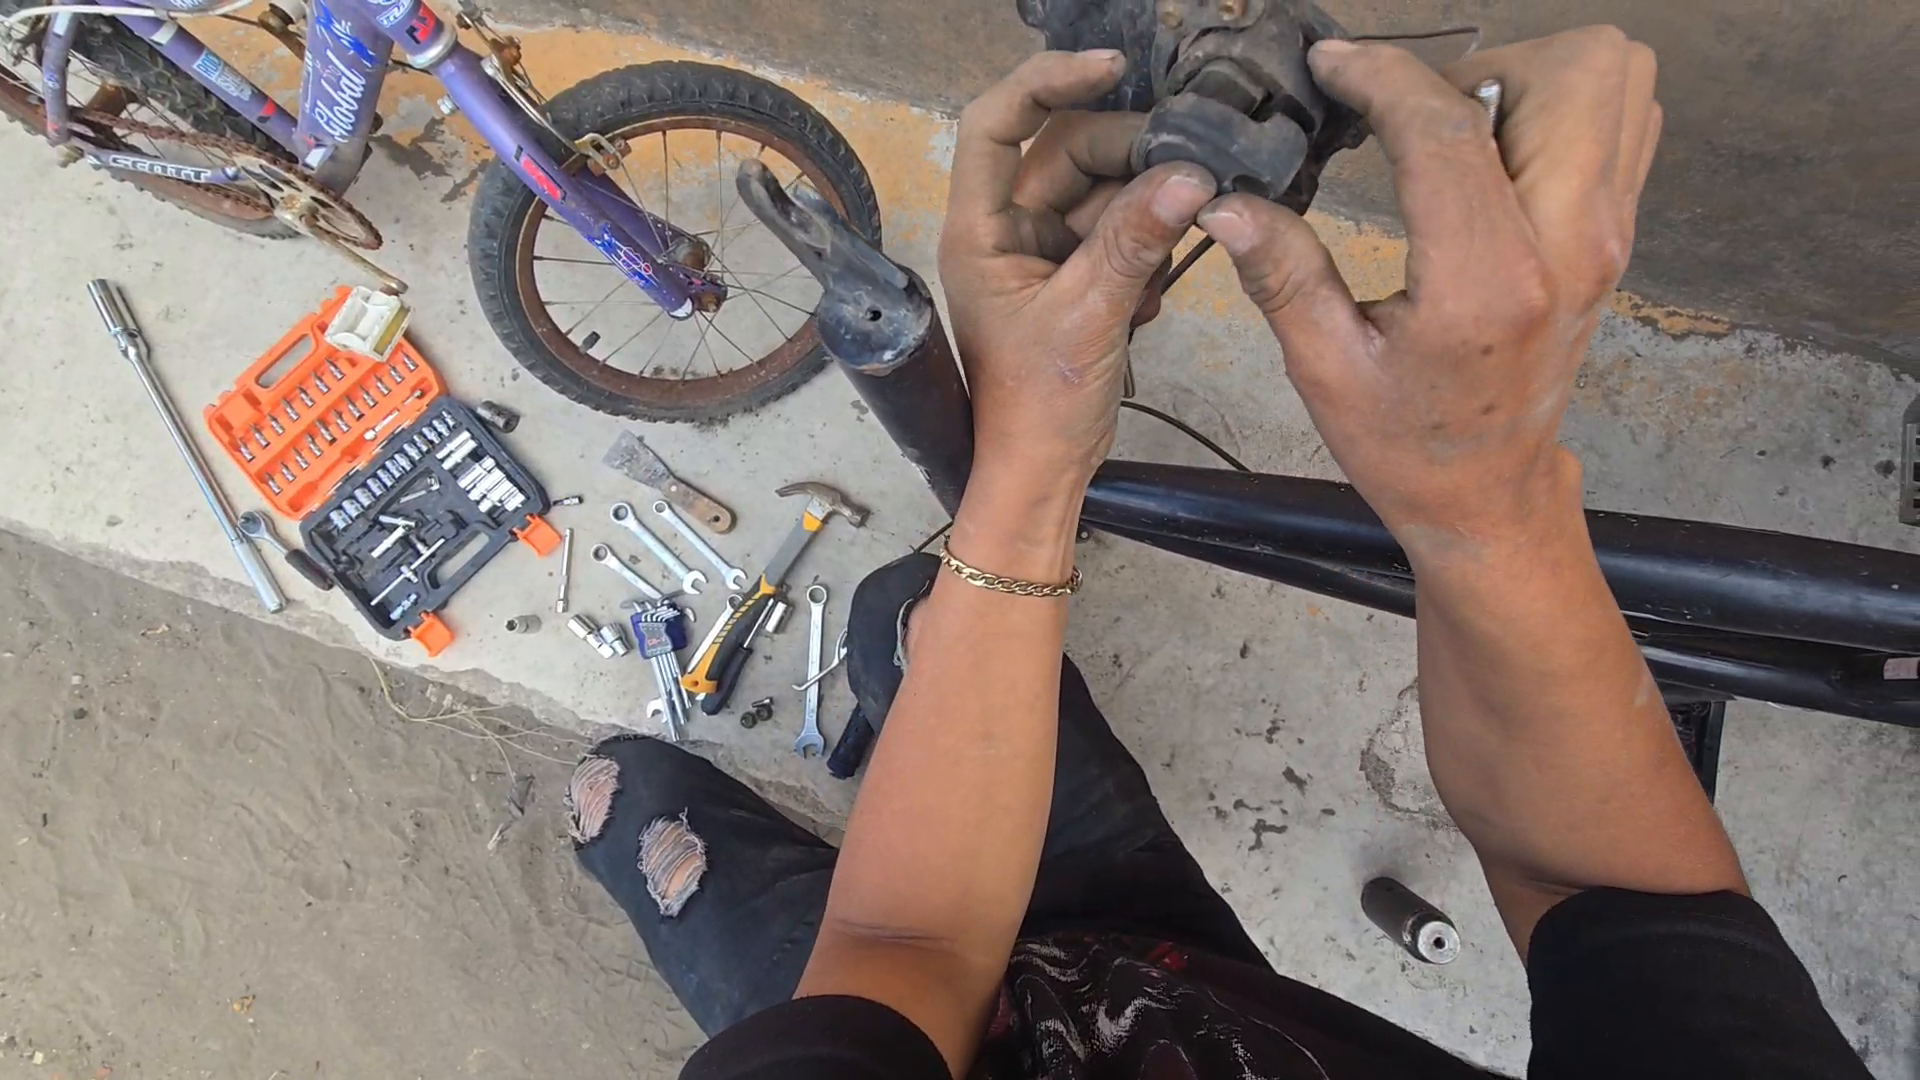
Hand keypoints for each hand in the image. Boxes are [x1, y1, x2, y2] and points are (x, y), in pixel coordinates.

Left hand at [940, 50, 1216, 486]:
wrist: (1045, 466)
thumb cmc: (1040, 404)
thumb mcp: (1087, 317)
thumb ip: (1132, 243)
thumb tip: (1190, 174)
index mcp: (980, 233)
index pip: (995, 124)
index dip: (1047, 82)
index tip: (1114, 69)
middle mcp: (1008, 233)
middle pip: (1069, 153)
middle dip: (1128, 163)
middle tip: (1186, 182)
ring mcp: (1044, 256)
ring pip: (1103, 195)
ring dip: (1143, 219)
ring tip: (1161, 269)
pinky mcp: (1076, 280)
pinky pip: (1118, 237)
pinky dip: (1144, 256)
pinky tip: (1146, 304)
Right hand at [1195, 27, 1660, 563]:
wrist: (1483, 489)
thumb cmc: (1398, 442)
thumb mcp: (1323, 368)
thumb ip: (1284, 276)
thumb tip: (1229, 204)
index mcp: (1484, 282)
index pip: (1447, 131)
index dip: (1381, 78)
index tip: (1331, 64)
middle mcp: (1571, 243)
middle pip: (1572, 69)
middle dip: (1473, 70)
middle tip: (1403, 123)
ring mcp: (1611, 234)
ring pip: (1615, 78)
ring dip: (1523, 81)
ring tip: (1447, 138)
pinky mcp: (1618, 236)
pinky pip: (1623, 118)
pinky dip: (1557, 108)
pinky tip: (1489, 161)